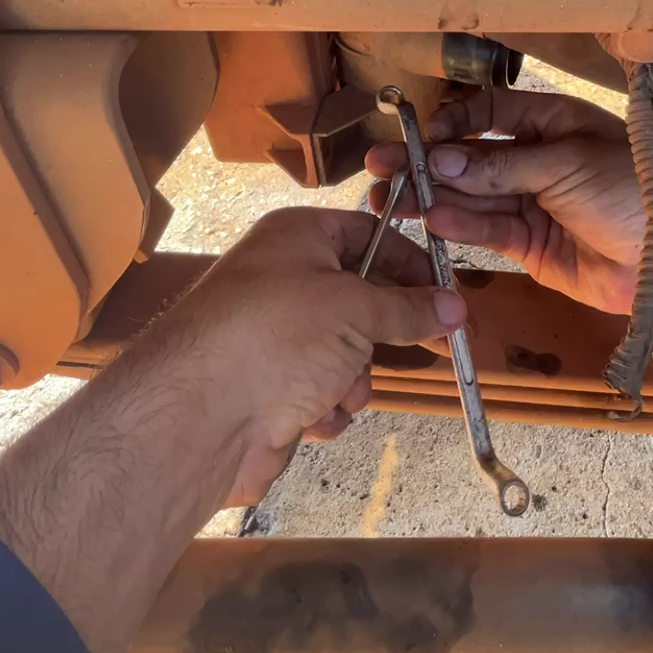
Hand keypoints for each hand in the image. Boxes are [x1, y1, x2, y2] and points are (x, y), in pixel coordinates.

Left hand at [136, 207, 465, 506]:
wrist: (195, 418)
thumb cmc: (277, 336)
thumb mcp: (354, 310)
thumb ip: (408, 308)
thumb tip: (456, 307)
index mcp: (297, 238)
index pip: (368, 234)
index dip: (410, 261)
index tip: (446, 292)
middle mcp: (284, 279)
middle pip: (360, 297)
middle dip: (381, 331)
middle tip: (430, 346)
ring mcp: (275, 336)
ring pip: (346, 350)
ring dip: (353, 376)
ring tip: (338, 388)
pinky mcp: (270, 386)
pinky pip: (322, 388)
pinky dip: (325, 404)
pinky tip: (308, 415)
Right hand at [364, 87, 652, 417]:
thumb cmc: (634, 191)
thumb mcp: (567, 165)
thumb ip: (501, 165)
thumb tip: (440, 159)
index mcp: (549, 123)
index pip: (485, 114)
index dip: (450, 125)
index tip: (418, 139)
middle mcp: (533, 159)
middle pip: (468, 158)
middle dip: (424, 162)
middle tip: (378, 167)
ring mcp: (529, 202)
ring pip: (469, 197)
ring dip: (430, 197)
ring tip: (386, 200)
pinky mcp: (528, 244)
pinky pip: (486, 230)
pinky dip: (459, 226)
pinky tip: (430, 222)